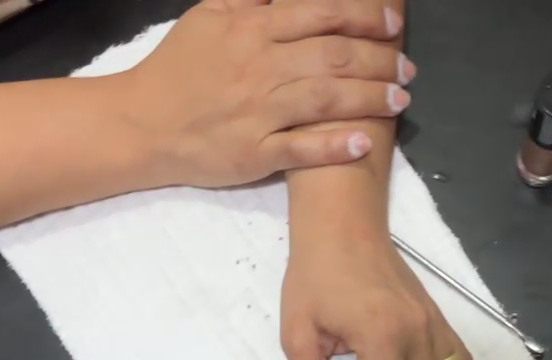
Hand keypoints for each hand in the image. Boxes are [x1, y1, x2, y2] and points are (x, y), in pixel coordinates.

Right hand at [123, 0, 413, 188]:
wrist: (144, 125)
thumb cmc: (180, 71)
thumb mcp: (211, 16)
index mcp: (253, 29)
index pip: (320, 13)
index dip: (363, 15)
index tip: (392, 22)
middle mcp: (261, 67)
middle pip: (333, 56)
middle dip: (378, 60)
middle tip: (407, 68)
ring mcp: (259, 112)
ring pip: (325, 99)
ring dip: (369, 98)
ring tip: (399, 100)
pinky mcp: (255, 154)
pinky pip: (302, 149)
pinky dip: (334, 145)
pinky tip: (363, 142)